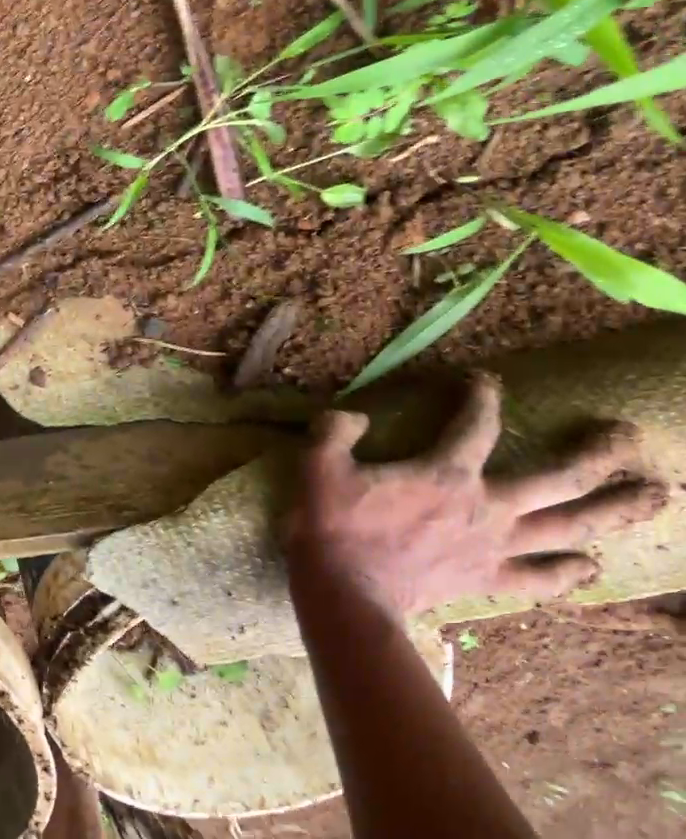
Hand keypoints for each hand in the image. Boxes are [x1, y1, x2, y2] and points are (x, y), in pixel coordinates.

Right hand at [282, 372, 666, 616]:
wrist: (346, 588)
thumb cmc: (331, 524)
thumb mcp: (317, 465)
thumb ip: (336, 431)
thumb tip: (356, 416)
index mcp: (445, 474)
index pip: (475, 427)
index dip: (481, 398)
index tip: (484, 381)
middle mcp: (486, 506)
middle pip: (560, 479)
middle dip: (599, 455)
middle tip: (629, 436)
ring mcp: (495, 546)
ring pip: (570, 526)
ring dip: (617, 511)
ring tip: (657, 496)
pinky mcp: (487, 577)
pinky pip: (540, 577)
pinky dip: (568, 572)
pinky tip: (590, 566)